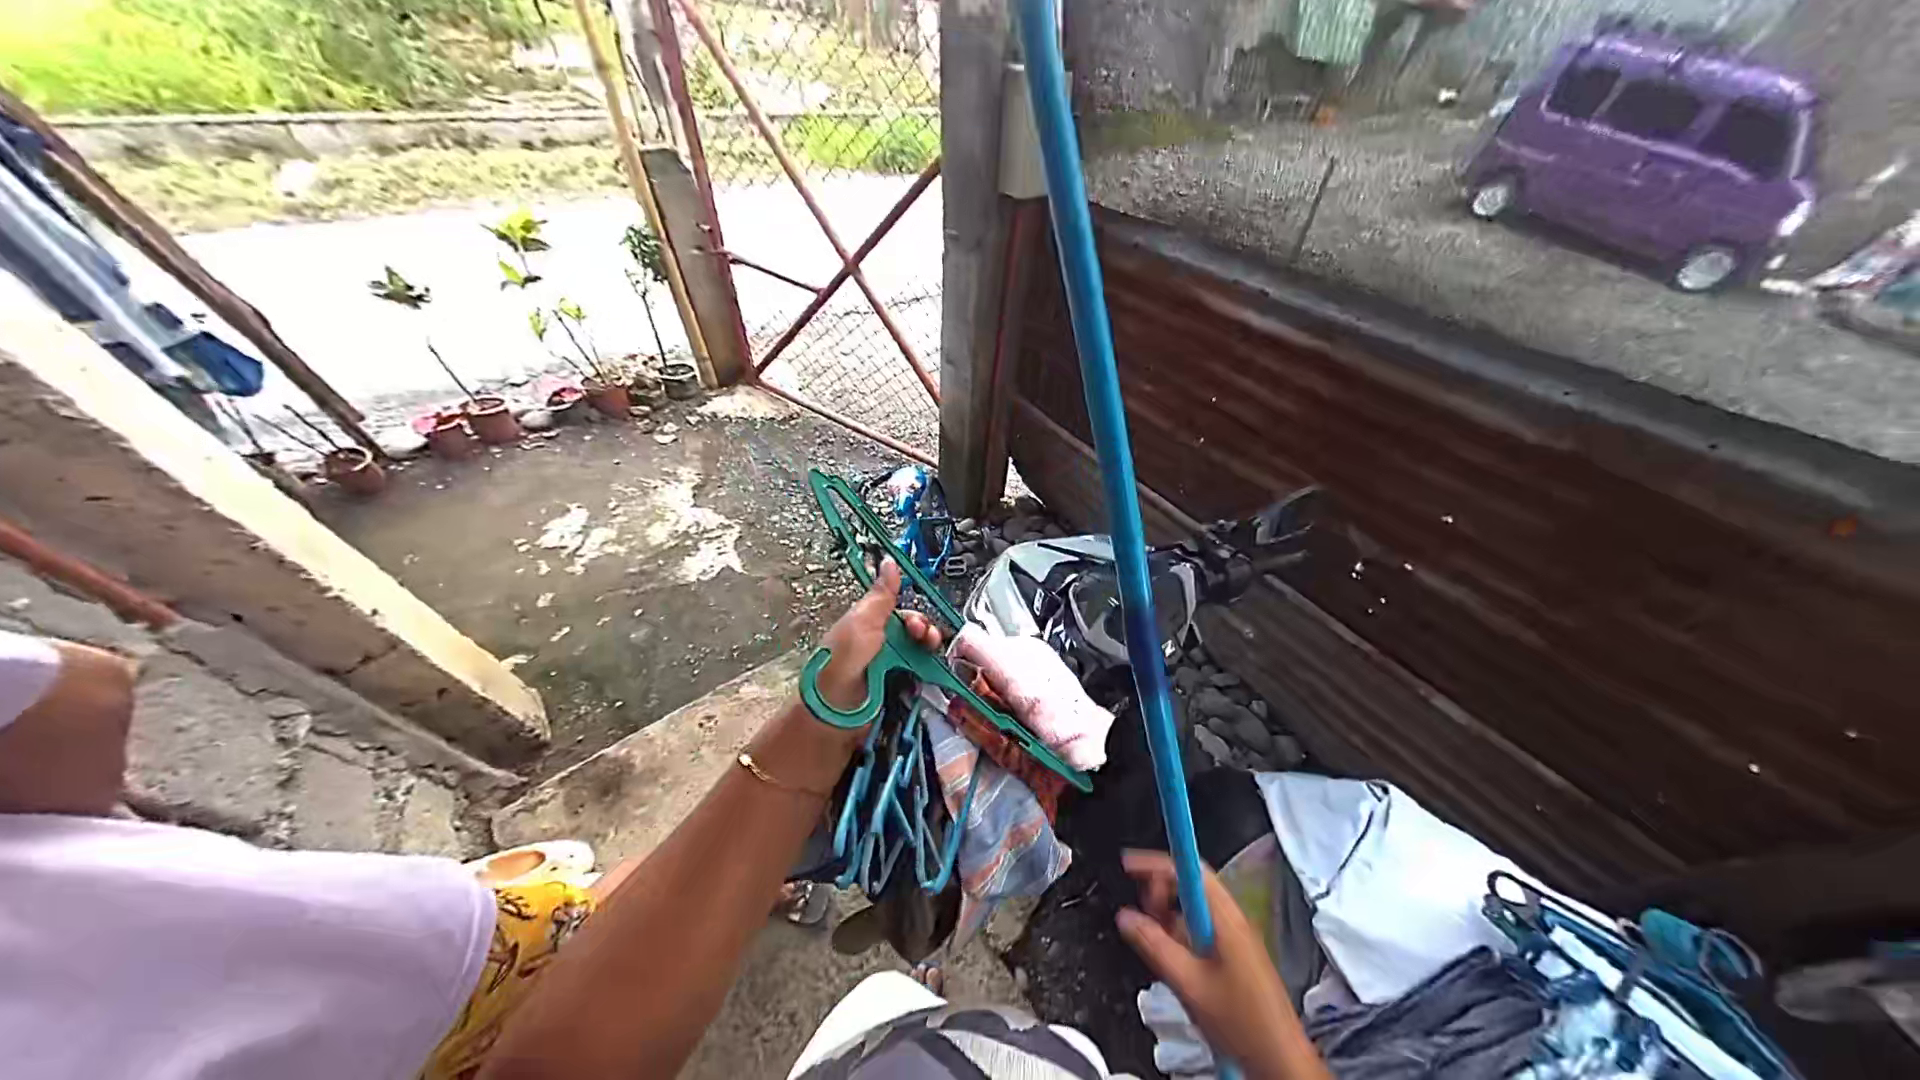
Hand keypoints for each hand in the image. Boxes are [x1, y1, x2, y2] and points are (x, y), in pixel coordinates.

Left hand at [814, 558, 941, 712]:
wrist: (833, 711)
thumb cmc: (842, 663)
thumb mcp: (862, 621)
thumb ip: (881, 594)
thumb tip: (889, 561)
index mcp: (870, 626)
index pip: (904, 617)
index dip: (916, 620)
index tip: (919, 628)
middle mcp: (881, 648)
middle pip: (917, 637)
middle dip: (927, 637)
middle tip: (927, 642)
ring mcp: (889, 672)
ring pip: (922, 659)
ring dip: (930, 658)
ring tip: (930, 662)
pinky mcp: (896, 695)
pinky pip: (921, 682)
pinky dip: (928, 679)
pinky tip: (930, 680)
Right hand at [1116, 850, 1328, 1079]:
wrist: (1282, 1065)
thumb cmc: (1245, 1027)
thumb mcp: (1189, 984)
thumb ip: (1154, 945)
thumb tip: (1126, 918)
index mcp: (1224, 919)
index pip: (1188, 869)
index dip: (1155, 862)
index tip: (1130, 865)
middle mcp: (1233, 921)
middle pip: (1190, 884)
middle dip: (1159, 890)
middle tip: (1141, 909)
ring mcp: (1236, 937)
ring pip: (1194, 907)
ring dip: (1169, 914)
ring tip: (1154, 937)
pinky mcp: (1236, 954)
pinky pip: (1202, 927)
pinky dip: (1181, 932)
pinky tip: (1173, 958)